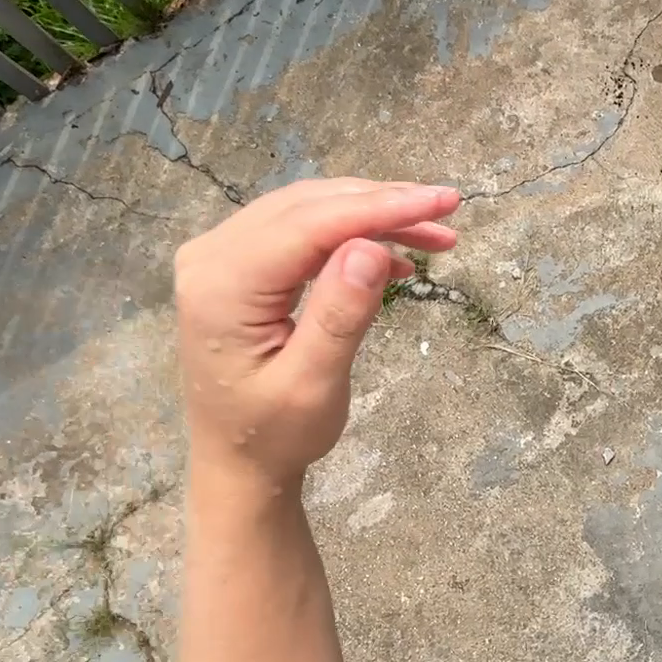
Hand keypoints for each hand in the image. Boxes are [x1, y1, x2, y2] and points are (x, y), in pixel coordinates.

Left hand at [172, 179, 460, 491]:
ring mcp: (223, 258)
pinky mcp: (241, 269)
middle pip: (309, 207)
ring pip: (308, 213)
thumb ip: (340, 316)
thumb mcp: (314, 385)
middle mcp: (213, 255)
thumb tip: (373, 250)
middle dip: (383, 204)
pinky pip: (302, 234)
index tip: (442, 202)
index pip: (311, 225)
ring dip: (373, 216)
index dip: (380, 208)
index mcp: (224, 285)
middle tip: (448, 211)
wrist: (240, 460)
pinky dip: (352, 237)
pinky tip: (394, 258)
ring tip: (434, 235)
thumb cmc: (277, 434)